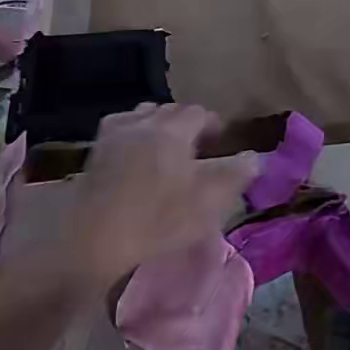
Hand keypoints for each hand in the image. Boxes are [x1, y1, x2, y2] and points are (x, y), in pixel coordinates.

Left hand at [59, 104, 257, 286]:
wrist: (93, 240)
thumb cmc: (157, 220)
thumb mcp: (207, 202)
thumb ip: (235, 175)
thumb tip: (255, 157)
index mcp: (173, 130)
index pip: (199, 113)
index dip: (213, 124)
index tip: (221, 142)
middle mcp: (142, 122)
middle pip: (170, 110)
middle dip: (187, 123)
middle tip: (198, 147)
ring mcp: (114, 135)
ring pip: (143, 115)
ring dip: (158, 125)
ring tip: (166, 149)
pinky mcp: (94, 153)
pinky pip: (120, 129)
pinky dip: (133, 134)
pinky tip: (134, 155)